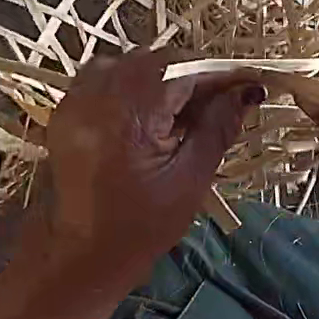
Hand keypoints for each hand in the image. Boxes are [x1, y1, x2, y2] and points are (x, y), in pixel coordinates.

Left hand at [36, 49, 263, 281]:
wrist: (78, 257)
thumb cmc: (140, 228)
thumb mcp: (190, 180)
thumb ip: (218, 127)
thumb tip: (247, 91)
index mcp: (128, 116)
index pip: (184, 71)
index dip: (220, 73)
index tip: (250, 82)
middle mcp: (96, 97)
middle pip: (158, 61)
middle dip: (194, 75)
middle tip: (220, 103)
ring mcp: (76, 100)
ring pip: (133, 62)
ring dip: (165, 77)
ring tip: (184, 112)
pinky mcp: (68, 108)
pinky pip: (107, 74)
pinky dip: (135, 82)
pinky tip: (150, 112)